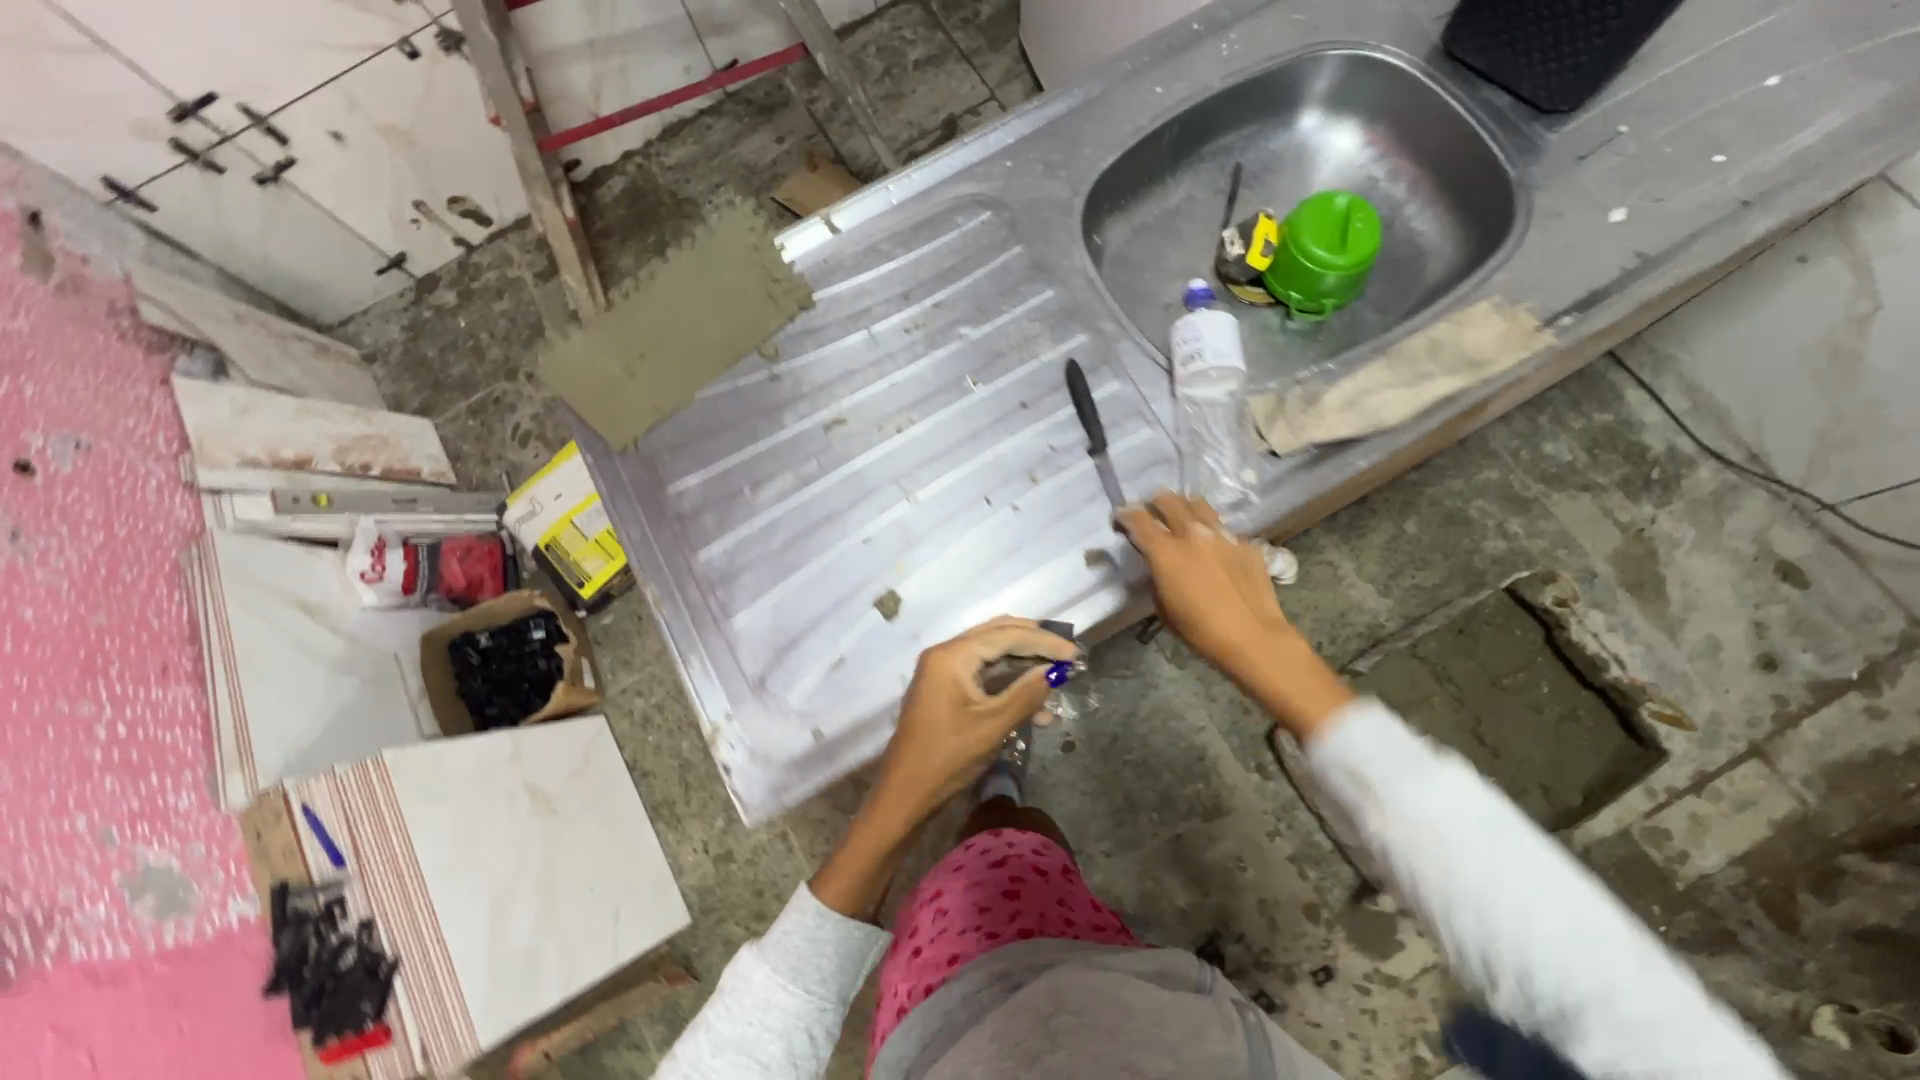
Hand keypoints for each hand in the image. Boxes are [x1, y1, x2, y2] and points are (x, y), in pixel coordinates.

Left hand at [812, 617, 1076, 920]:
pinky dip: (1010, 687)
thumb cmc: (946, 758)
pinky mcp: (946, 691)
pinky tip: (1039, 709)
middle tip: (1067, 653)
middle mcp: (945, 655)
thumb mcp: (992, 726)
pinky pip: (984, 678)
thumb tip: (1055, 671)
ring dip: (1025, 667)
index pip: (1005, 635)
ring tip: (1059, 678)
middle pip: (998, 636)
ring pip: (993, 658)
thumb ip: (1026, 694)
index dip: (1044, 641)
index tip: (1075, 652)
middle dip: (1034, 644)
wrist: (905, 794)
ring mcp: (944, 673)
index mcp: (951, 656)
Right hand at [1115, 492, 1294, 681]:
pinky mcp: (1246, 543)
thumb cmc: (1200, 631)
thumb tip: (1156, 564)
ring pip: (1199, 505)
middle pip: (1169, 500)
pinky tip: (1215, 549)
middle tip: (1152, 513)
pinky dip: (1212, 532)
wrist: (1252, 637)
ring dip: (1185, 508)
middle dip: (1155, 503)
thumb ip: (1156, 577)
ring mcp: (1223, 535)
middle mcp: (1193, 534)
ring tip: (1183, 519)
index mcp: (1166, 552)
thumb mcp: (1163, 607)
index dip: (1125, 515)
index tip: (1120, 518)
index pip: (1138, 519)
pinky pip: (1224, 528)